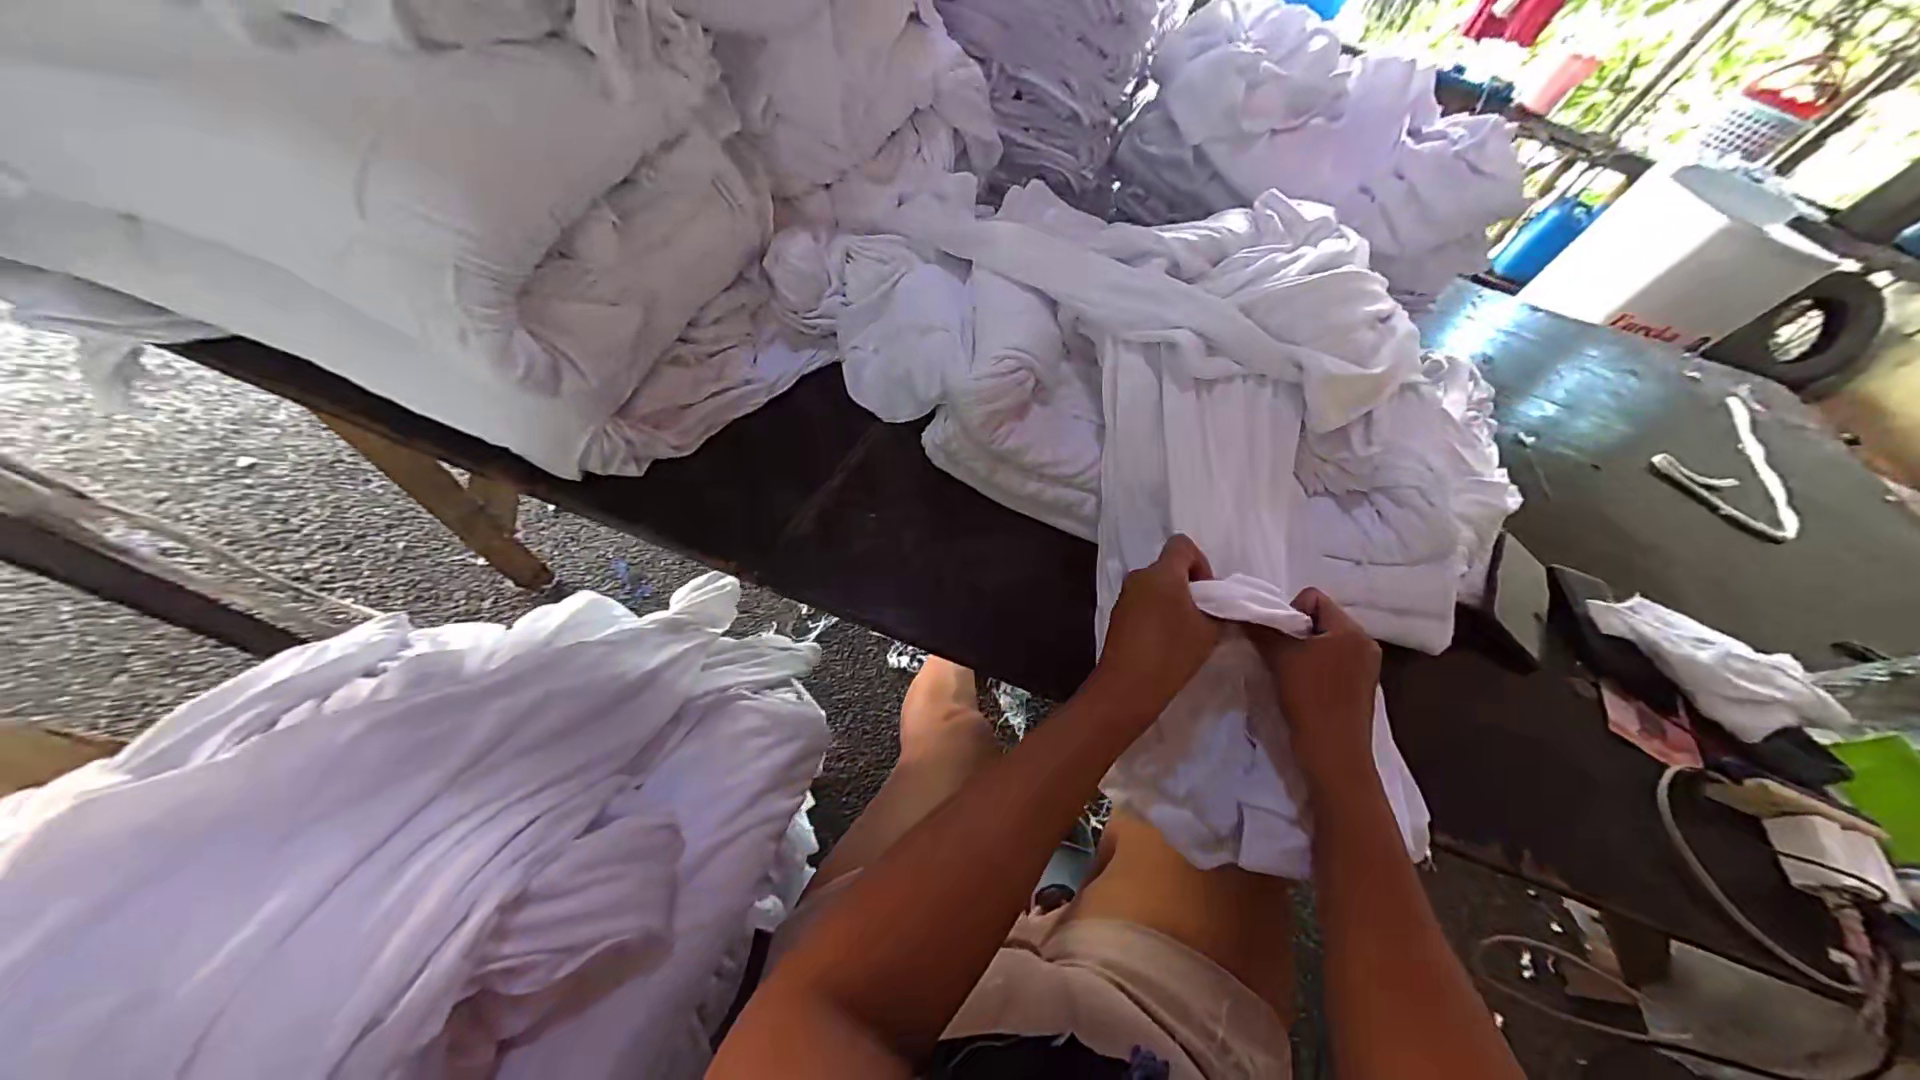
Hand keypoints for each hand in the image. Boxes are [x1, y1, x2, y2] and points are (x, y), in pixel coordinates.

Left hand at [1090, 535, 1220, 721]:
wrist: (1128, 685)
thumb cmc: (1172, 653)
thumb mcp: (1209, 630)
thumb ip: (1216, 608)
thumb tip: (1212, 605)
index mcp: (1161, 573)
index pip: (1182, 545)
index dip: (1201, 563)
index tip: (1208, 592)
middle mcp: (1138, 577)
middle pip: (1168, 566)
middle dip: (1188, 584)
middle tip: (1202, 614)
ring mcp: (1125, 596)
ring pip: (1155, 585)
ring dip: (1172, 599)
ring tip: (1185, 630)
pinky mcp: (1117, 615)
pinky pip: (1143, 601)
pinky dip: (1157, 611)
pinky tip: (1166, 640)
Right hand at [1249, 588, 1380, 793]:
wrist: (1334, 753)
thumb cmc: (1309, 698)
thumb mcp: (1279, 657)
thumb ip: (1261, 629)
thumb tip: (1244, 613)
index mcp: (1351, 630)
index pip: (1313, 597)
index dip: (1288, 610)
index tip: (1277, 637)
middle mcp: (1365, 643)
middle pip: (1320, 618)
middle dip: (1295, 630)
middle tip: (1279, 654)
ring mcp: (1366, 666)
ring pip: (1324, 641)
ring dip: (1302, 650)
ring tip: (1288, 672)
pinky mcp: (1361, 687)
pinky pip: (1333, 661)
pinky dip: (1314, 666)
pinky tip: (1302, 686)